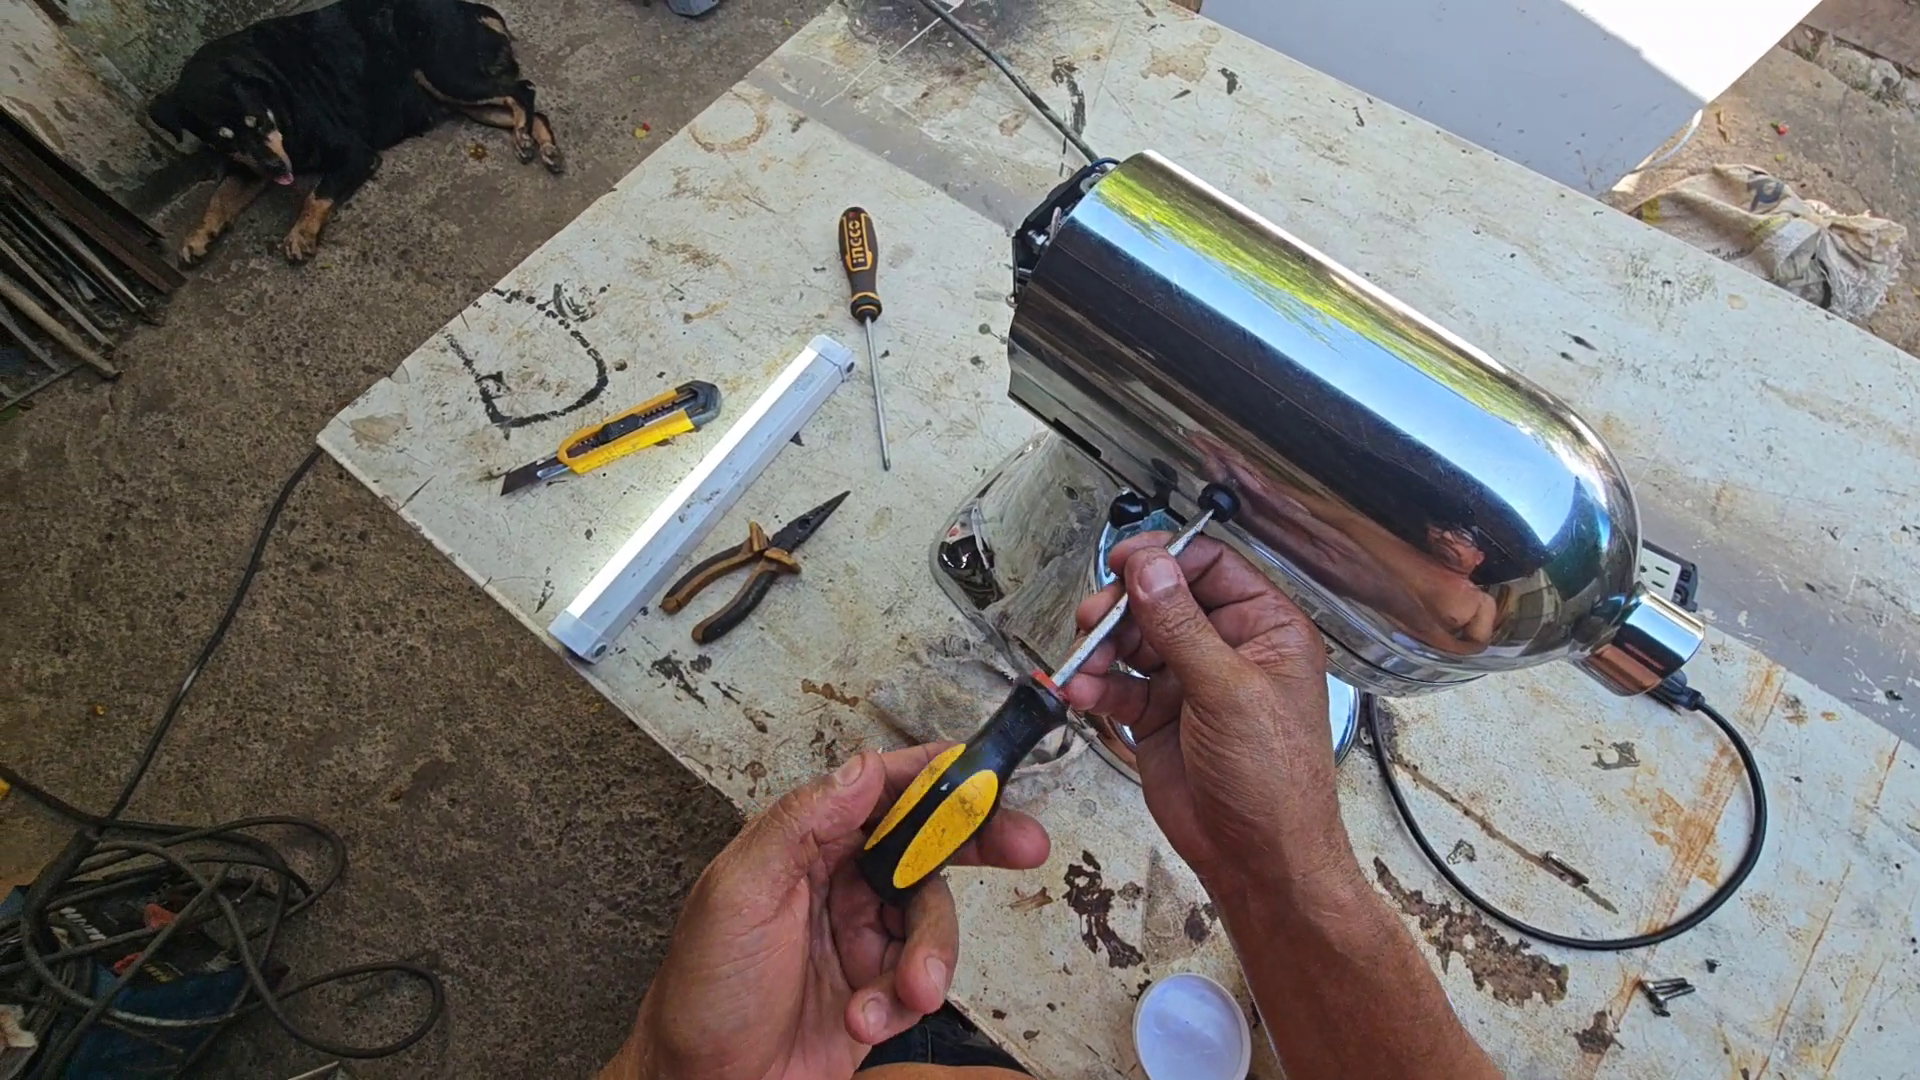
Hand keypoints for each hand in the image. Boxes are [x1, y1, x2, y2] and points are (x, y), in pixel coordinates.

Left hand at [602, 747, 1049, 1079]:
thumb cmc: (705, 988)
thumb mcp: (740, 892)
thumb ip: (801, 823)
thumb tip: (863, 767)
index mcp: (811, 836)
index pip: (884, 787)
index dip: (936, 774)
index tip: (984, 772)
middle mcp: (845, 874)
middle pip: (926, 839)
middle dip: (978, 840)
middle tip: (1024, 843)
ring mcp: (865, 929)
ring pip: (932, 914)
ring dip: (932, 951)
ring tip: (911, 991)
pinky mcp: (880, 981)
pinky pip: (921, 973)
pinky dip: (905, 997)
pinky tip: (867, 1018)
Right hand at [1063, 535, 1355, 893]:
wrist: (1255, 860)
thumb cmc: (1272, 778)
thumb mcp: (1228, 692)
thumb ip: (1182, 626)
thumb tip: (1148, 566)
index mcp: (1263, 627)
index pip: (1210, 566)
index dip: (1165, 558)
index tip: (1123, 561)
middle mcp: (1223, 645)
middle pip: (1160, 599)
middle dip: (1121, 608)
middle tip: (1093, 618)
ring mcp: (1186, 677)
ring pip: (1131, 638)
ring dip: (1100, 647)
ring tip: (1082, 662)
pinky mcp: (1156, 710)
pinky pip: (1117, 682)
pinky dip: (1095, 684)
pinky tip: (1080, 692)